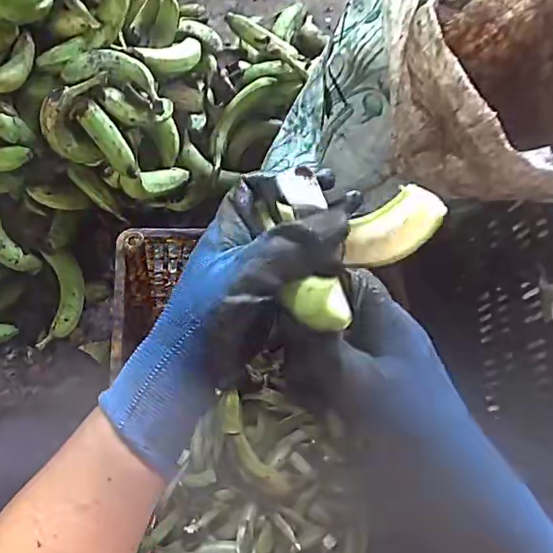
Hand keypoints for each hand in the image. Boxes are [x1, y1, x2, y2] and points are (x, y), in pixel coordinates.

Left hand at [99, 182, 348, 476]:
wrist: (194, 372)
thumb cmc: (209, 315)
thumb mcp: (248, 272)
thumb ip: (292, 242)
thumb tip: (341, 215)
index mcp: (231, 228)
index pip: (257, 189)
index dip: (287, 180)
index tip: (321, 180)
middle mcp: (247, 245)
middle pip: (285, 216)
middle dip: (317, 207)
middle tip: (353, 200)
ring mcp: (261, 275)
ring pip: (298, 248)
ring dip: (327, 239)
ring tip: (358, 227)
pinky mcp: (274, 302)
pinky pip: (303, 278)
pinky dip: (325, 272)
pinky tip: (347, 268)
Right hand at [290, 270, 552, 552]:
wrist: (458, 508)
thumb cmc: (414, 436)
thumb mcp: (362, 385)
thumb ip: (322, 345)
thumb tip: (282, 302)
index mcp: (389, 324)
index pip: (346, 279)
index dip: (307, 278)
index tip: (265, 293)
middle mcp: (381, 342)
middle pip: (329, 316)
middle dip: (295, 327)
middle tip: (262, 343)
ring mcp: (374, 376)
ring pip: (323, 352)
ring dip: (297, 363)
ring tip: (272, 378)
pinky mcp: (365, 408)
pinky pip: (327, 385)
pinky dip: (307, 391)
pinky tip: (290, 405)